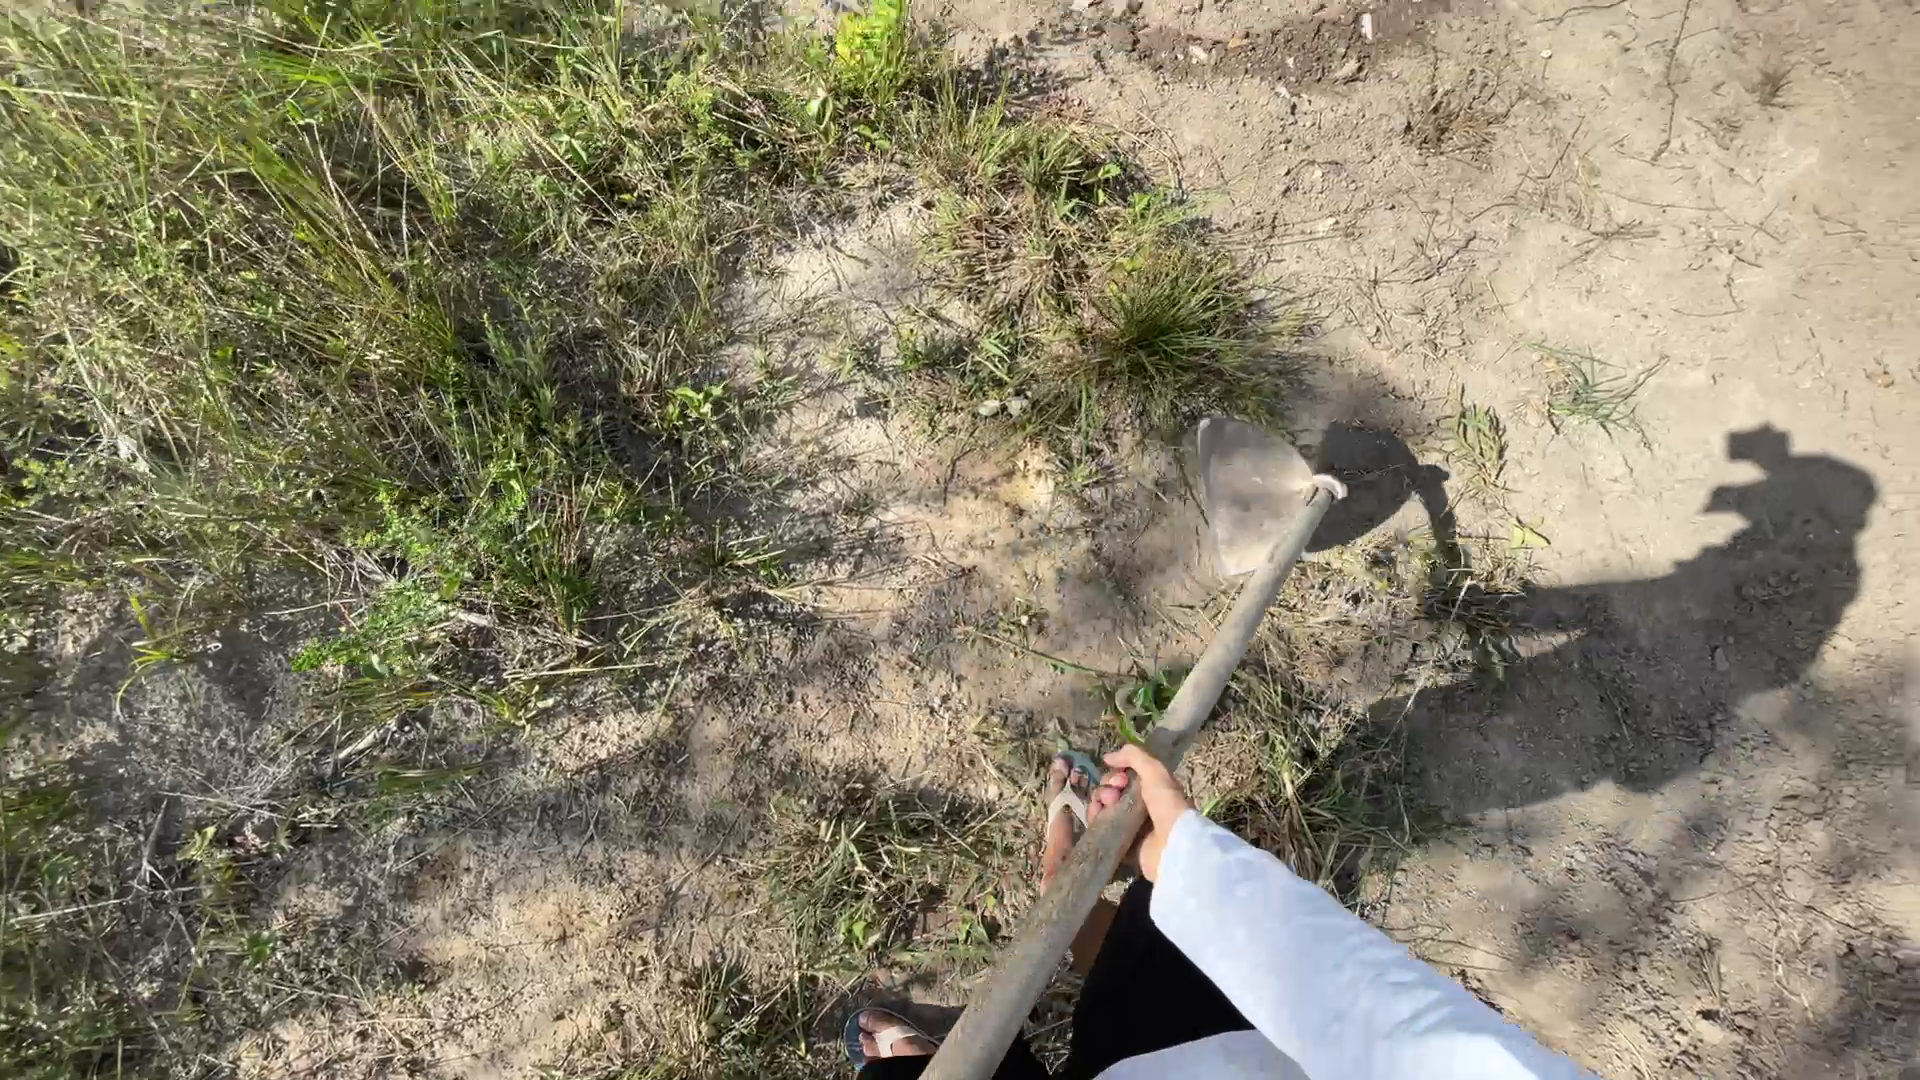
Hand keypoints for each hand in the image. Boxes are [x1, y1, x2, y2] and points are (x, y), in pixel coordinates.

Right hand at [1097, 745, 1190, 881]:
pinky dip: (1095, 817)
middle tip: (1113, 794)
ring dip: (1099, 800)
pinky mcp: (1121, 841)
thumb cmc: (1167, 804)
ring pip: (1104, 806)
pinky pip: (1101, 825)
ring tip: (1105, 805)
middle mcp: (1139, 806)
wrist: (1173, 845)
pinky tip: (1096, 814)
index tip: (1120, 779)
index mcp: (1151, 789)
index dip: (1117, 774)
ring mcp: (1129, 824)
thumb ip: (1133, 757)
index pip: (1125, 776)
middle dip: (1107, 787)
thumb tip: (1108, 757)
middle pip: (1112, 789)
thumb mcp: (1155, 771)